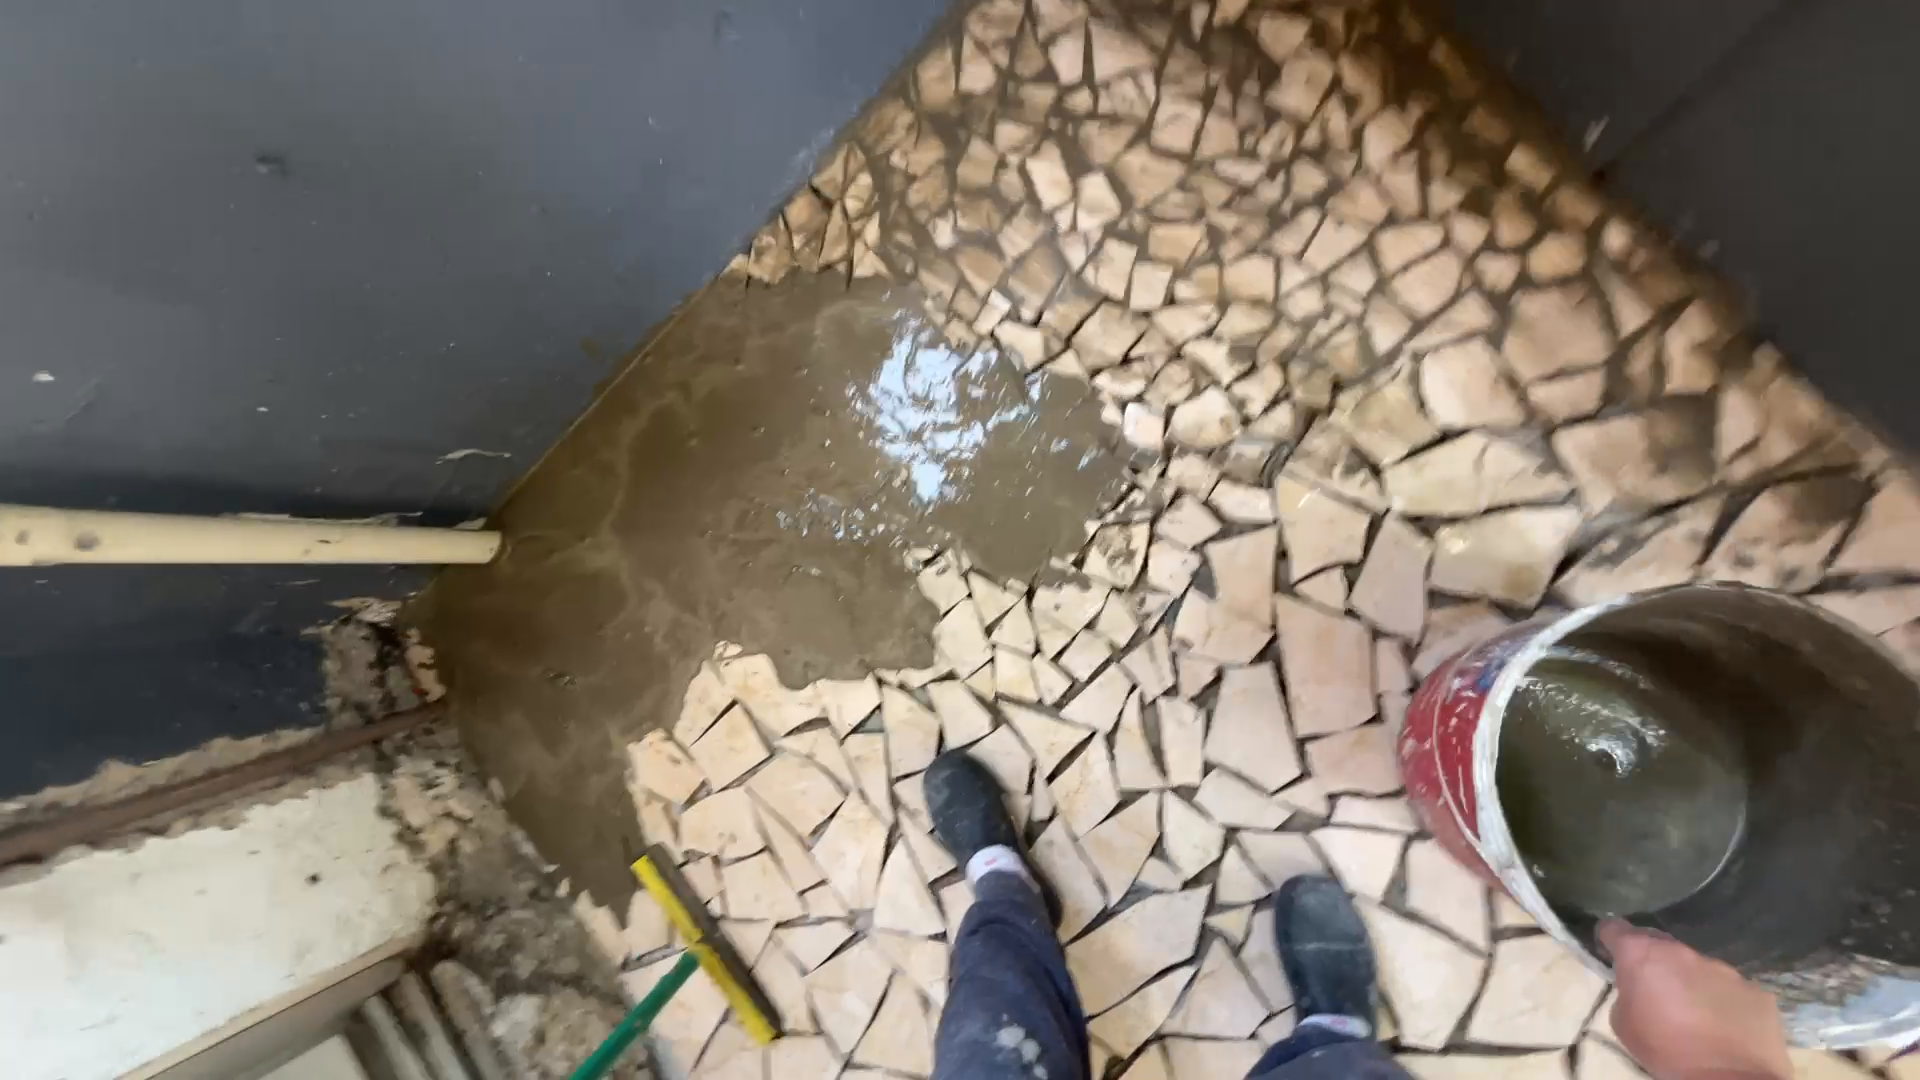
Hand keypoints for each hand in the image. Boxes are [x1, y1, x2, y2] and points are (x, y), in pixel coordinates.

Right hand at [1599, 918, 1791, 1079]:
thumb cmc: (1666, 1049)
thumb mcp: (1622, 1020)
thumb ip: (1626, 992)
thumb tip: (1640, 990)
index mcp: (1640, 952)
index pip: (1613, 927)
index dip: (1609, 941)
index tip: (1612, 958)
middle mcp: (1680, 951)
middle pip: (1659, 943)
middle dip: (1654, 961)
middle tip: (1657, 990)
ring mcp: (1724, 970)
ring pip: (1698, 967)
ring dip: (1692, 980)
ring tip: (1699, 1012)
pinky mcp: (1758, 993)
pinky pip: (1733, 989)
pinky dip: (1725, 1000)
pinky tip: (1728, 1025)